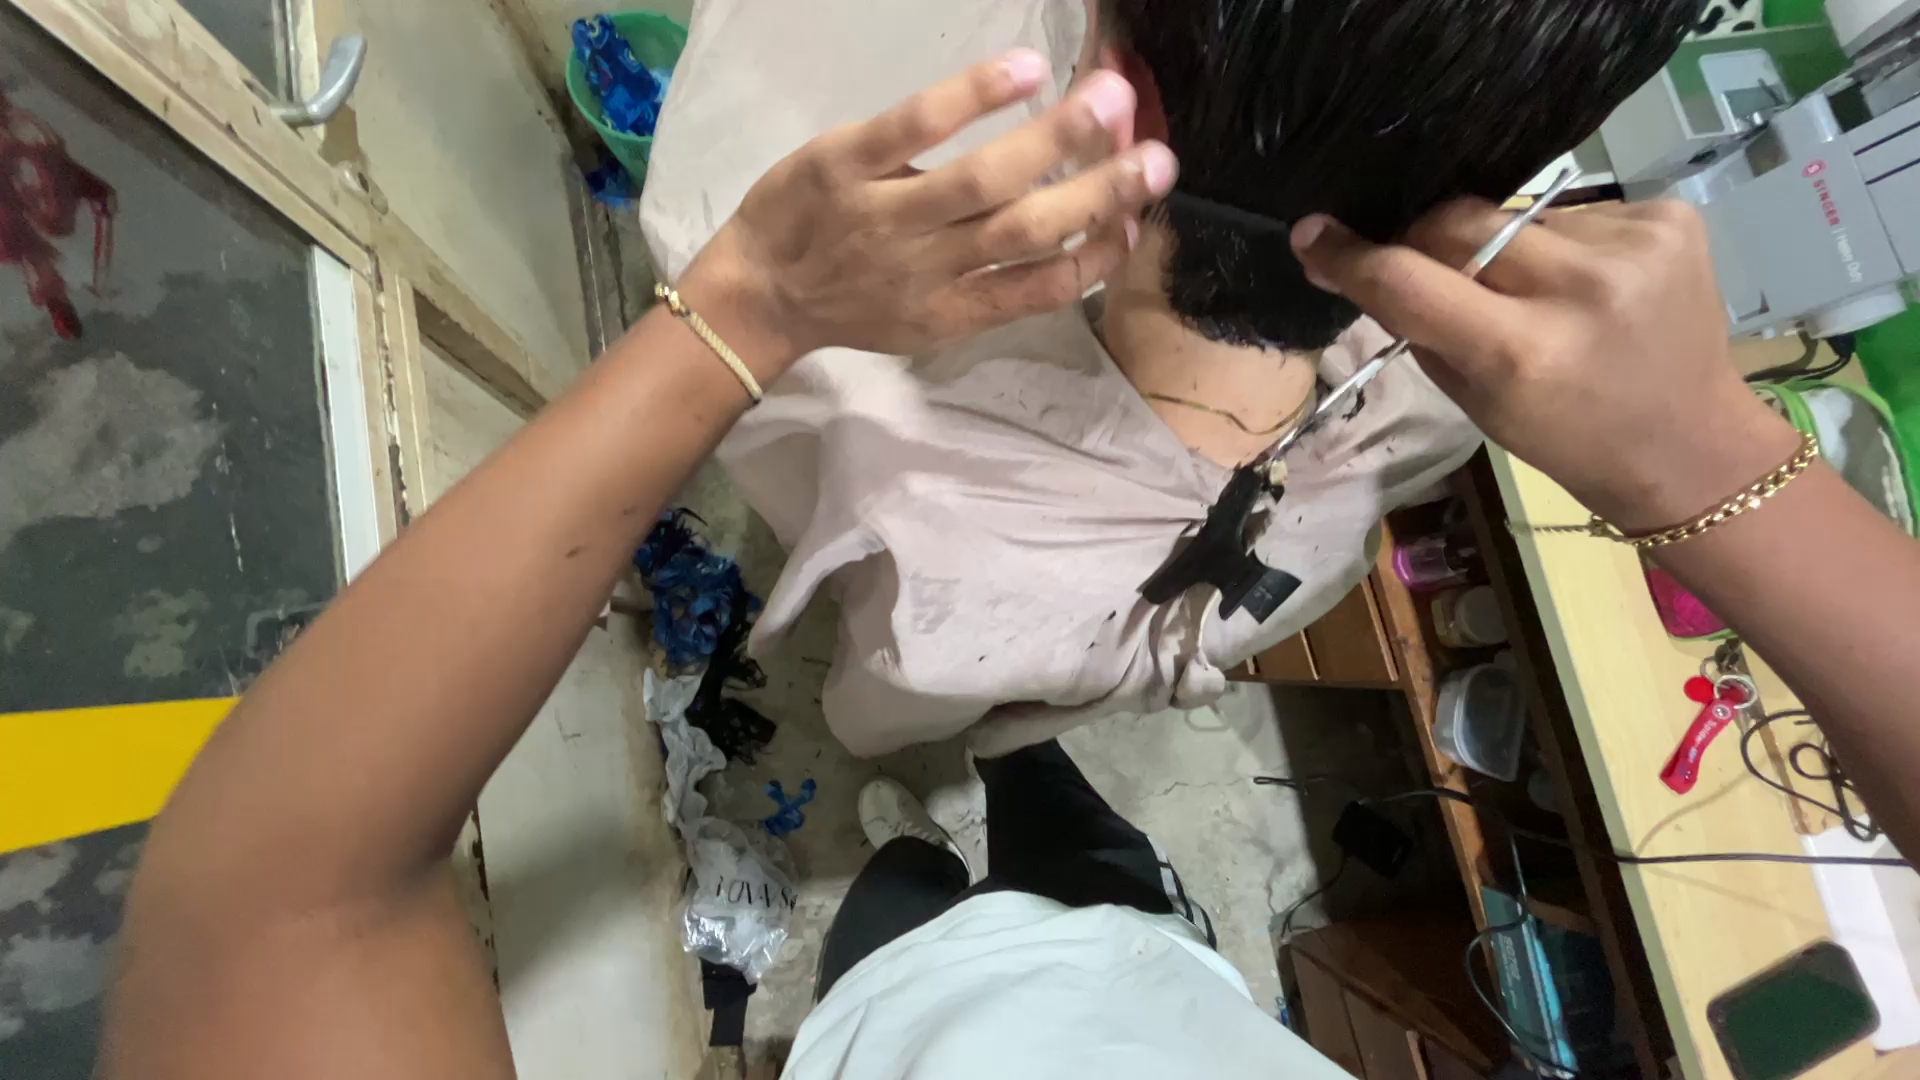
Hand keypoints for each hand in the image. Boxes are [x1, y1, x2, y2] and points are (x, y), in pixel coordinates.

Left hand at [677, 50, 1177, 374]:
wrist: (759, 296)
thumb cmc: (850, 307)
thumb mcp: (923, 324)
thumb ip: (987, 291)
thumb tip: (1063, 246)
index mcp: (955, 312)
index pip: (1042, 289)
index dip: (1098, 258)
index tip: (1138, 223)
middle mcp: (930, 269)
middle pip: (1028, 232)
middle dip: (1101, 194)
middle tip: (1161, 157)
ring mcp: (888, 217)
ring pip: (983, 181)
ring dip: (1055, 140)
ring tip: (1115, 98)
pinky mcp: (846, 167)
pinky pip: (913, 129)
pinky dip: (970, 98)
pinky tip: (1026, 70)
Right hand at [1290, 199, 1801, 530]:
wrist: (1682, 440)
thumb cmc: (1554, 434)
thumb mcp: (1467, 393)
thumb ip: (1418, 326)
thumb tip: (1367, 267)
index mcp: (1519, 351)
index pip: (1407, 282)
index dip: (1350, 256)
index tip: (1310, 235)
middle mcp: (1579, 287)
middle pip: (1454, 223)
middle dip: (1418, 241)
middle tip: (1414, 268)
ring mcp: (1635, 242)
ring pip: (1507, 214)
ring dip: (1486, 245)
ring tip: (1512, 288)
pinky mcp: (1669, 216)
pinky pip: (1563, 213)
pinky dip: (1543, 243)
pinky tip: (1567, 279)